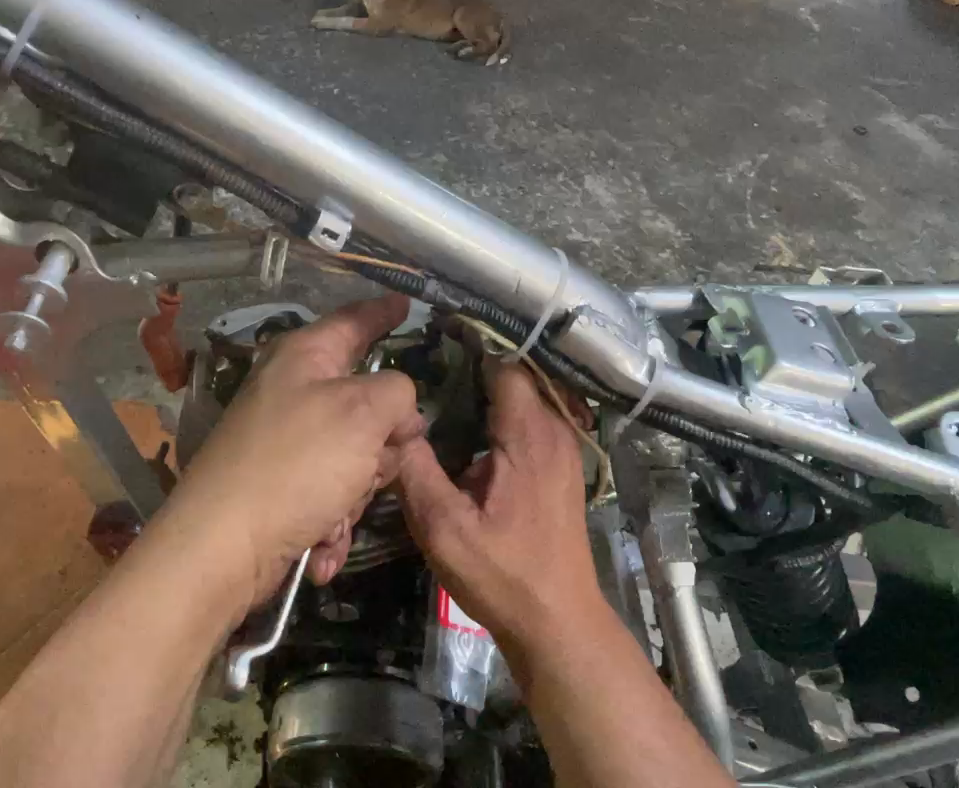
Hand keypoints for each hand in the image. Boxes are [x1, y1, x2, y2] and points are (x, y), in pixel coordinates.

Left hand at [160, 294, 425, 608]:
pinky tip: (321, 546)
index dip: (383, 311)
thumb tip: (400, 410)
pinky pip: (331, 496)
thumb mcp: (362, 413)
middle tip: (378, 460)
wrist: (222, 548)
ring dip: (357, 492)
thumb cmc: (295, 464)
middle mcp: (292, 392)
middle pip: (366, 403)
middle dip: (381, 442)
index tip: (406, 302)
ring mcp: (285, 442)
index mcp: (305, 357)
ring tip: (336, 513)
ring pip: (355, 456)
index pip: (354, 321)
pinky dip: (332, 522)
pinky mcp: (281, 487)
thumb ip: (397, 394)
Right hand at [396, 358, 601, 649]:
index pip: (503, 364)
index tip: (432, 335)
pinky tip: (471, 422)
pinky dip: (505, 408)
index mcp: (529, 435)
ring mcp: (565, 449)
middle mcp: (556, 431)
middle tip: (431, 355)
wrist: (558, 623)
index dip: (469, 345)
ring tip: (445, 380)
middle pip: (518, 373)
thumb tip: (393, 422)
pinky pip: (534, 418)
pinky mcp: (562, 468)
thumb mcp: (443, 527)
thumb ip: (415, 469)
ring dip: (492, 384)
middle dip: (478, 359)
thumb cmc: (503, 575)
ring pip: (528, 395)